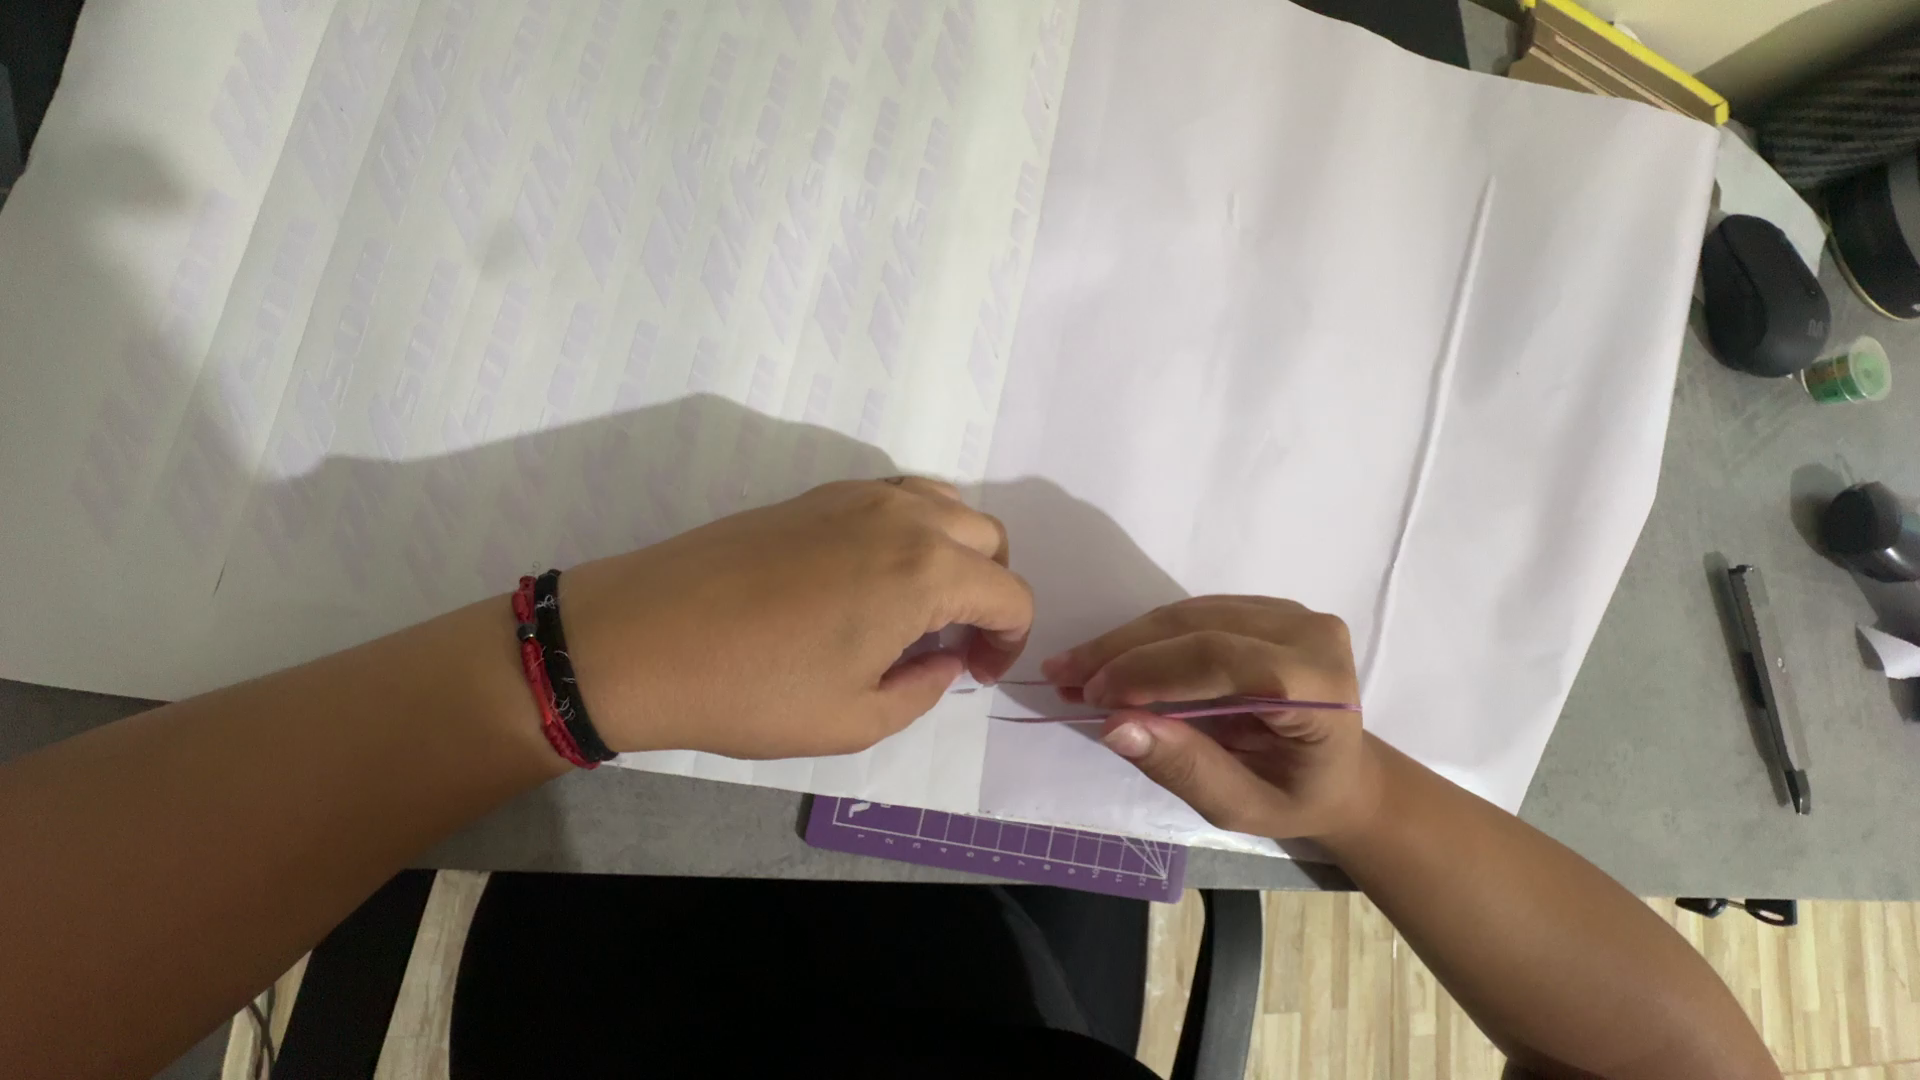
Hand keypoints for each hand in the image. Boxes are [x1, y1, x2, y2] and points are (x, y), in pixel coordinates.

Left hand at [557, 478, 1032, 758]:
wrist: (642, 638)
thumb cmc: (753, 691)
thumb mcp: (854, 720)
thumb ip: (922, 690)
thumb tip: (945, 660)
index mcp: (923, 572)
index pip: (1010, 593)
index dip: (1010, 639)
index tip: (976, 672)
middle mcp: (902, 518)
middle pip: (988, 536)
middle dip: (992, 590)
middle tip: (956, 640)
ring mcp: (857, 496)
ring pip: (945, 504)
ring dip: (956, 551)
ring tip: (923, 602)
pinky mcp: (817, 493)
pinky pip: (896, 495)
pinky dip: (914, 528)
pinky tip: (876, 574)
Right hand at [1041, 596, 1375, 840]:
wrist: (1339, 774)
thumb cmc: (1295, 798)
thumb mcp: (1240, 806)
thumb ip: (1184, 767)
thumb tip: (1114, 725)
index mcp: (1317, 686)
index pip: (1219, 659)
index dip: (1148, 670)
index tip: (1089, 693)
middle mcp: (1308, 633)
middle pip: (1196, 627)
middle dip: (1121, 651)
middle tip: (1062, 675)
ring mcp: (1289, 613)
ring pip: (1184, 613)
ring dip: (1123, 640)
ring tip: (1075, 669)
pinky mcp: (1264, 608)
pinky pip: (1190, 613)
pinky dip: (1143, 636)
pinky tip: (1109, 658)